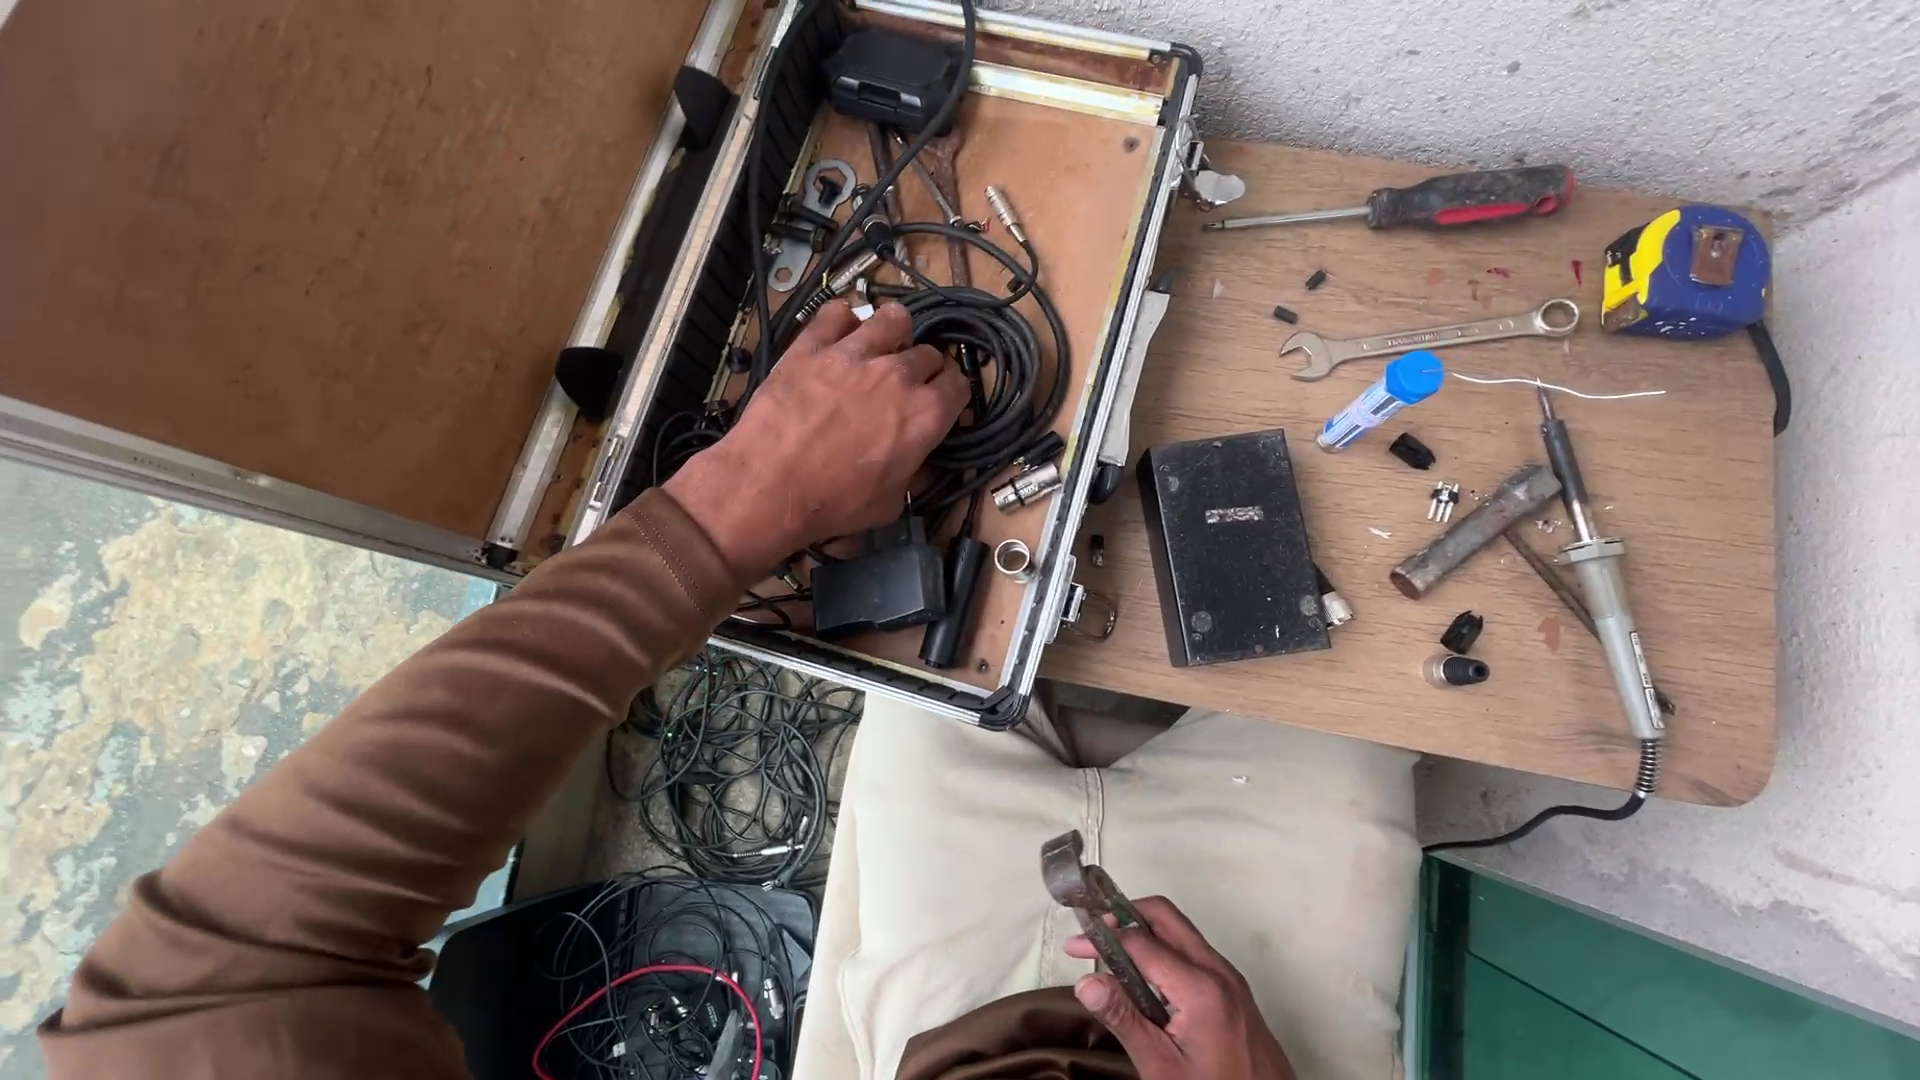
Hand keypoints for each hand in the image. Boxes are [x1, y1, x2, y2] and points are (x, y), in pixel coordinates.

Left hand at [663, 301, 967, 576]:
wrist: (770, 486)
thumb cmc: (834, 503)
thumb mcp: (890, 503)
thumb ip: (914, 473)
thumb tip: (922, 462)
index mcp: (926, 415)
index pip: (959, 385)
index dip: (951, 394)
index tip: (940, 402)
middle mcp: (898, 375)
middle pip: (929, 353)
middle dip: (924, 368)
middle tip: (906, 384)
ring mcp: (855, 354)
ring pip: (893, 318)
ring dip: (894, 332)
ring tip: (881, 346)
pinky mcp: (813, 345)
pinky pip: (837, 313)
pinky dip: (842, 321)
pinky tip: (837, 336)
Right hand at [1067, 897, 1295, 1079]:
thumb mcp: (1163, 1069)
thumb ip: (1124, 1020)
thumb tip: (1085, 982)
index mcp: (1200, 986)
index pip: (1139, 941)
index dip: (1102, 939)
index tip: (1073, 947)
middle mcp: (1217, 969)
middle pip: (1163, 915)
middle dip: (1123, 916)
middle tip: (1092, 937)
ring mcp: (1228, 976)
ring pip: (1178, 930)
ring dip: (1142, 931)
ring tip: (1111, 956)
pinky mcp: (1232, 988)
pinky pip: (1191, 951)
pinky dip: (1161, 949)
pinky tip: (1144, 978)